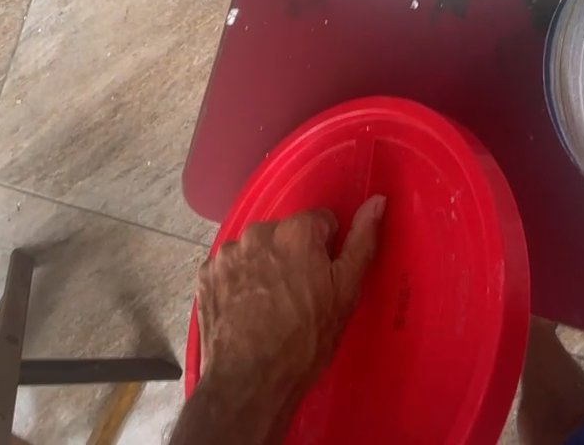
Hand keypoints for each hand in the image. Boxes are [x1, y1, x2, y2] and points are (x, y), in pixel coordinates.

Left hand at [195, 197, 385, 410]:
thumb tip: (377, 200)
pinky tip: (243, 309)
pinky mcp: (206, 273)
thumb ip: (362, 241)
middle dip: (293, 256)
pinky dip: (238, 282)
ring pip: (256, 249)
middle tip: (296, 296)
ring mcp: (228, 252)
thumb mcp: (345, 293)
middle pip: (286, 234)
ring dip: (264, 266)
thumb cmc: (305, 340)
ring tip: (268, 306)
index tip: (321, 279)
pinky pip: (230, 267)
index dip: (325, 251)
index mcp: (297, 230)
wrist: (248, 384)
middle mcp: (259, 230)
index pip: (320, 223)